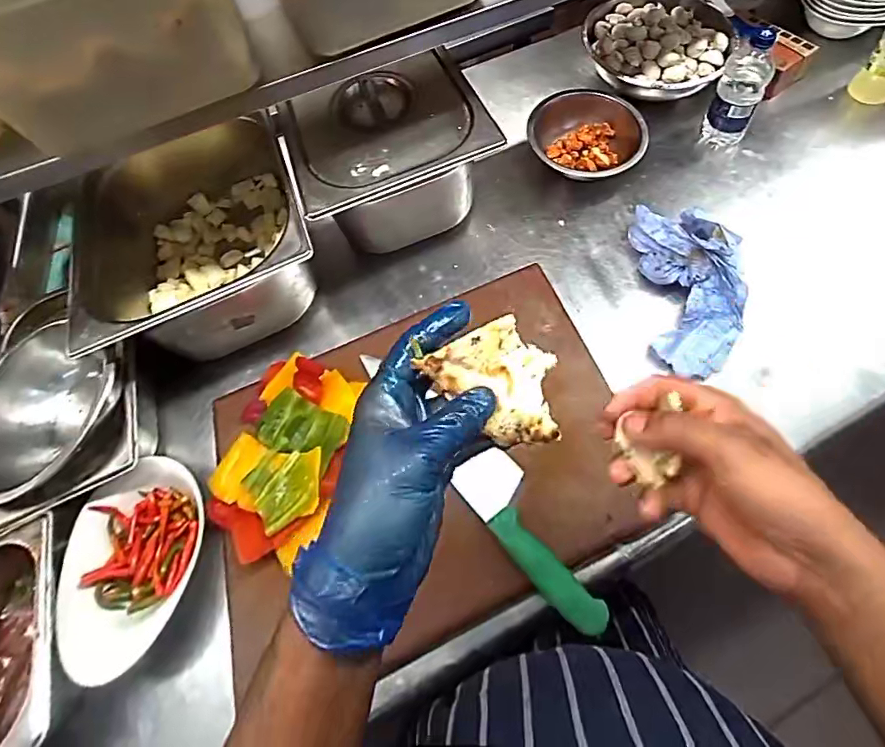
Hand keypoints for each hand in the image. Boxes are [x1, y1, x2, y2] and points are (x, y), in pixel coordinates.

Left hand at [291, 301, 495, 653]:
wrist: (369, 571)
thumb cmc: (376, 507)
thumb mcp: (416, 456)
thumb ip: (453, 422)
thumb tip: (487, 393)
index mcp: (385, 402)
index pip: (410, 353)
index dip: (435, 329)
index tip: (463, 312)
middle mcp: (402, 415)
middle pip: (437, 377)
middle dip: (467, 363)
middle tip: (501, 350)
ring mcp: (420, 441)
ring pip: (455, 407)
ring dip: (483, 398)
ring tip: (515, 384)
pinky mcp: (435, 466)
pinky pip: (465, 437)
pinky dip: (486, 430)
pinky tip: (511, 425)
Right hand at [601, 376, 856, 605]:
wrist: (808, 553)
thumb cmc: (774, 488)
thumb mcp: (726, 449)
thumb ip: (675, 431)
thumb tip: (629, 422)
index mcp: (717, 411)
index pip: (667, 390)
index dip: (636, 397)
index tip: (609, 415)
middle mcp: (706, 434)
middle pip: (656, 422)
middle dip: (629, 430)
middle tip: (606, 443)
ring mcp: (702, 469)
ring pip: (655, 457)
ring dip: (634, 464)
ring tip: (620, 478)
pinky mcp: (699, 501)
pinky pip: (664, 491)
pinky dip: (652, 498)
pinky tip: (650, 511)